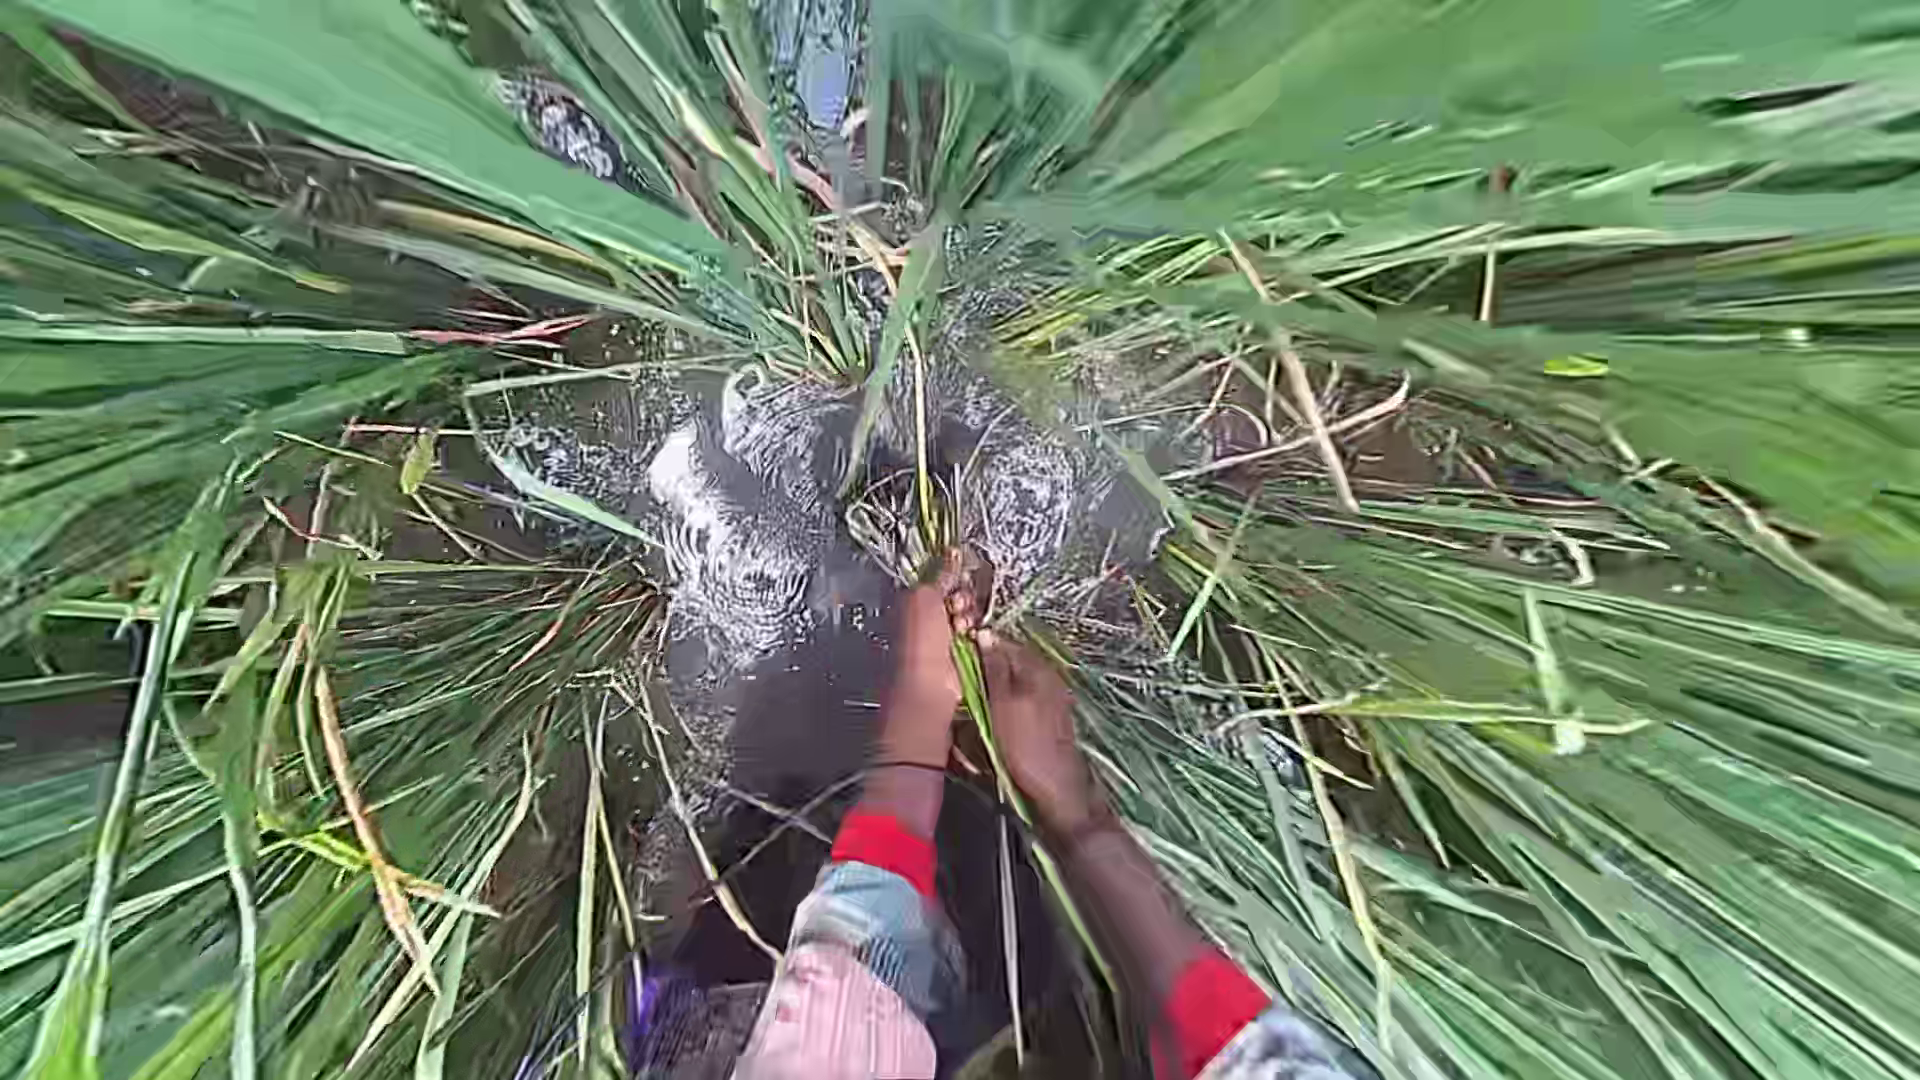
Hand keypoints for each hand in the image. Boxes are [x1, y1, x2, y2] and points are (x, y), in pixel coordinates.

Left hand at [878, 555, 967, 766]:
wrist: (930, 685)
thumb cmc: (920, 640)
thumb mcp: (924, 596)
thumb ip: (938, 574)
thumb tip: (952, 551)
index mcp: (916, 601)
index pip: (943, 579)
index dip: (953, 577)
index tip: (958, 581)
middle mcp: (930, 618)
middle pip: (960, 596)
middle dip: (965, 598)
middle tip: (959, 609)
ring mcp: (947, 638)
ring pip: (972, 615)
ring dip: (972, 617)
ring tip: (964, 627)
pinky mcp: (965, 655)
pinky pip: (980, 635)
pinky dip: (981, 635)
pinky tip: (975, 638)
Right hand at [977, 632, 1100, 835]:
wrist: (1055, 785)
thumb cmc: (1025, 744)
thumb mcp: (1002, 703)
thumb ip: (994, 667)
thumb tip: (984, 634)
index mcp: (1036, 666)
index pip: (1003, 642)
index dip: (980, 648)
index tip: (959, 659)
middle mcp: (1047, 673)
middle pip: (1010, 659)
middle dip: (988, 666)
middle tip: (966, 682)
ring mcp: (1051, 692)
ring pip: (1015, 678)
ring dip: (996, 684)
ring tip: (979, 700)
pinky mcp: (1050, 711)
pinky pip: (1023, 693)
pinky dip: (1008, 698)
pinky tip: (998, 713)